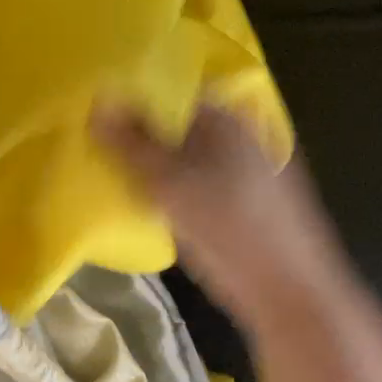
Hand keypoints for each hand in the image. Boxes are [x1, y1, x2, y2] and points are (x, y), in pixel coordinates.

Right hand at [97, 104, 350, 321]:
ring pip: (184, 158)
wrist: (285, 289)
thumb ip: (128, 142)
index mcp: (226, 119)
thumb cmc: (226, 225)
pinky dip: (170, 190)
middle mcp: (239, 136)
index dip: (132, 102)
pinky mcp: (243, 203)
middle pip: (175, 126)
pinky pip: (194, 184)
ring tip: (113, 178)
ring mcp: (245, 170)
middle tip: (96, 151)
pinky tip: (147, 207)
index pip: (170, 93)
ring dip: (152, 167)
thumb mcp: (166, 180)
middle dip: (138, 137)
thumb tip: (97, 102)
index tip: (97, 119)